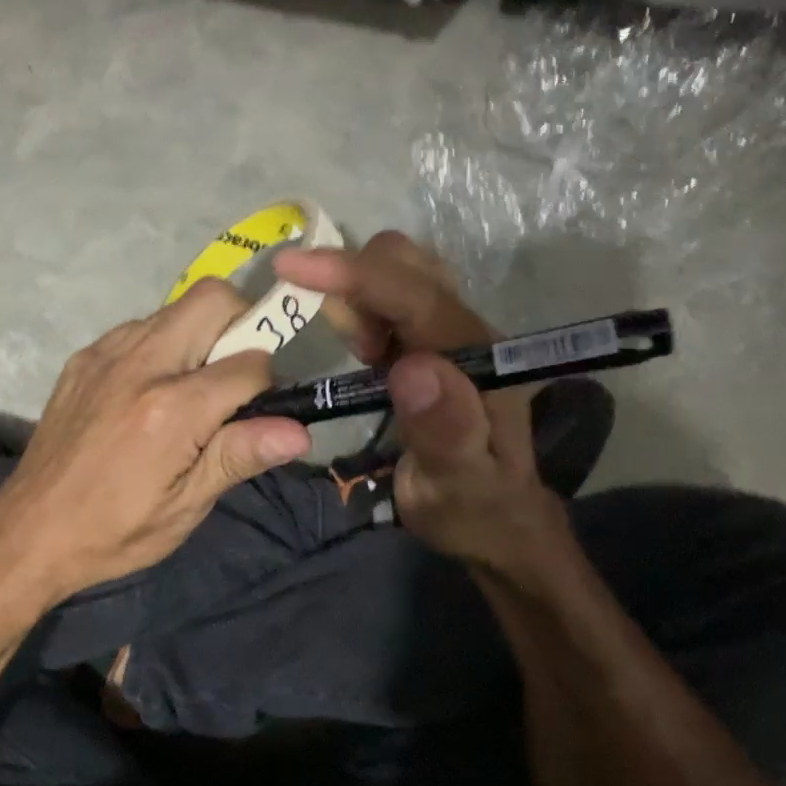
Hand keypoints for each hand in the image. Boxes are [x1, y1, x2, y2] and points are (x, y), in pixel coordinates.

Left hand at [0, 278, 311, 601]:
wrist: (30, 532)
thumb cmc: (114, 533)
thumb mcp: (184, 506)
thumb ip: (239, 456)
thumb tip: (300, 430)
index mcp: (172, 408)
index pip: (251, 364)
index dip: (269, 387)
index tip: (262, 413)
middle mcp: (140, 364)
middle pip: (214, 299)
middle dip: (242, 326)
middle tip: (235, 380)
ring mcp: (105, 355)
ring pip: (174, 308)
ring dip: (199, 335)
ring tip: (191, 391)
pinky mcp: (82, 359)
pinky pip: (137, 328)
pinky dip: (160, 346)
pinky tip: (150, 393)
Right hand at [274, 231, 566, 570]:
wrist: (494, 520)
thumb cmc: (475, 508)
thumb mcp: (459, 484)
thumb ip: (445, 430)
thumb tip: (412, 367)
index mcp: (477, 358)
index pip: (415, 296)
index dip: (354, 275)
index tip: (291, 266)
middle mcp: (466, 331)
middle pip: (407, 265)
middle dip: (356, 283)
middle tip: (349, 353)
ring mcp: (447, 333)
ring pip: (396, 274)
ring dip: (355, 293)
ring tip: (353, 356)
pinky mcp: (427, 343)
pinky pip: (387, 300)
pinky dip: (357, 305)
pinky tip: (355, 349)